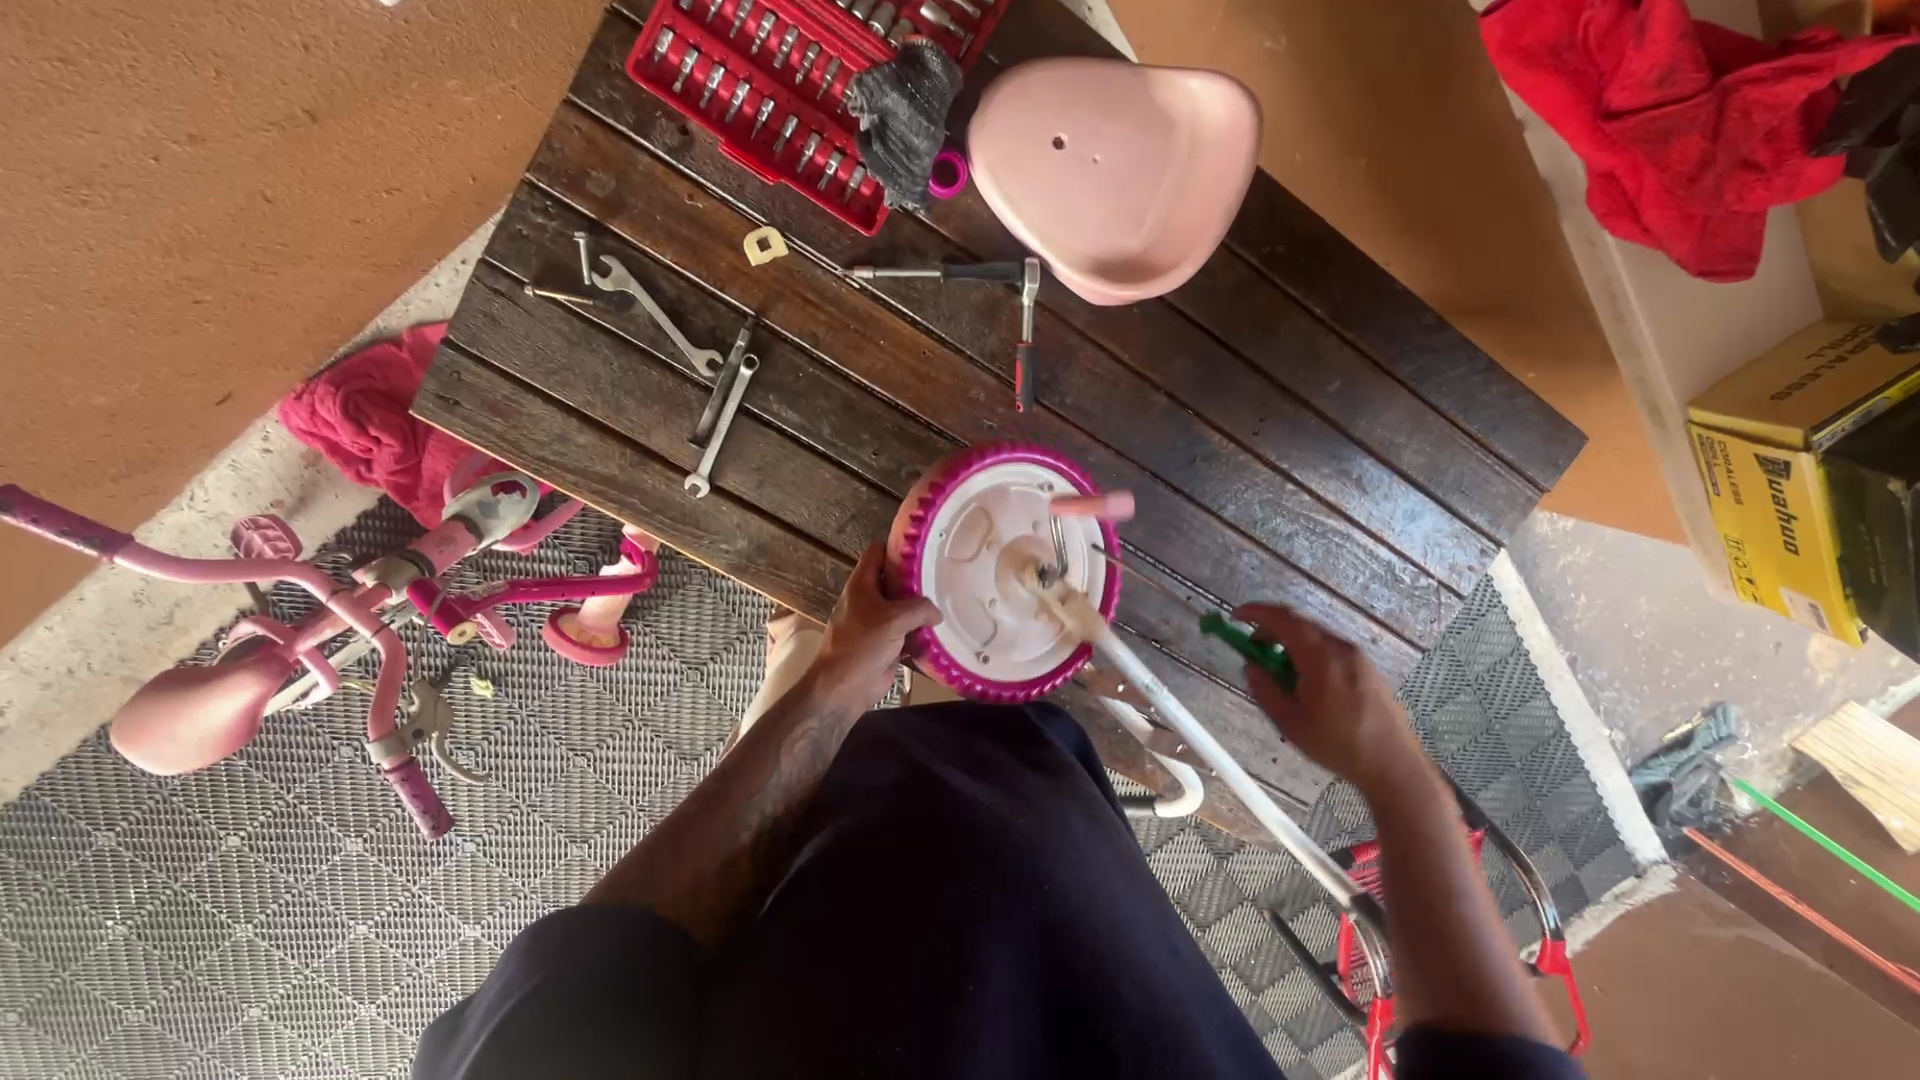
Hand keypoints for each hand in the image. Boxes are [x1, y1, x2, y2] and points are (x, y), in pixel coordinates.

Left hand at [807, 543, 941, 708]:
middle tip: (944, 575)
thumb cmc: (861, 644)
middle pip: (895, 579)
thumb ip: (920, 609)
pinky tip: (942, 630)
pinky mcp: (887, 643)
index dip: (897, 545)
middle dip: (917, 578)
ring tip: (949, 600)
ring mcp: (878, 622)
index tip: (924, 547)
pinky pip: (908, 631)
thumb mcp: (893, 619)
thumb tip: (937, 613)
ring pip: (904, 607)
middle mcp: (869, 599)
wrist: (843, 687)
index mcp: (862, 584)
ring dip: (922, 608)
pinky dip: (922, 631)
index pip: (877, 552)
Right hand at [1233, 603, 1427, 795]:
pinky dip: (1309, 652)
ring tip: (1278, 672)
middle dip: (1271, 630)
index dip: (1256, 612)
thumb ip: (1264, 688)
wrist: (1393, 764)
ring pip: (1315, 636)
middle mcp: (1342, 648)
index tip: (1235, 616)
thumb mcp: (1289, 721)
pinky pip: (1330, 648)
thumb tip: (1250, 666)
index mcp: (1321, 657)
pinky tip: (1305, 681)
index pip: (1284, 619)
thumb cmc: (1337, 745)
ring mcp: (1358, 657)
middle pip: (1300, 624)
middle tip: (1253, 650)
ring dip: (1290, 643)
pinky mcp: (1367, 668)